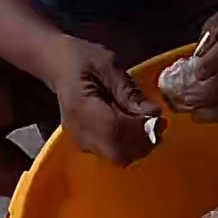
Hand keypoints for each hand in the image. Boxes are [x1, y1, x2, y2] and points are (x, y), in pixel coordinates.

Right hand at [50, 39, 160, 165]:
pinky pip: (114, 154)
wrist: (59, 66)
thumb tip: (153, 114)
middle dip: (143, 141)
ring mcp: (82, 142)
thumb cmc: (83, 60)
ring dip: (139, 145)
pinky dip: (130, 146)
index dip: (140, 130)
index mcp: (81, 107)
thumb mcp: (108, 66)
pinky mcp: (87, 146)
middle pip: (118, 152)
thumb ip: (129, 92)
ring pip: (118, 157)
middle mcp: (80, 131)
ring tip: (148, 125)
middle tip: (157, 124)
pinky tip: (135, 130)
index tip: (158, 118)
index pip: (115, 130)